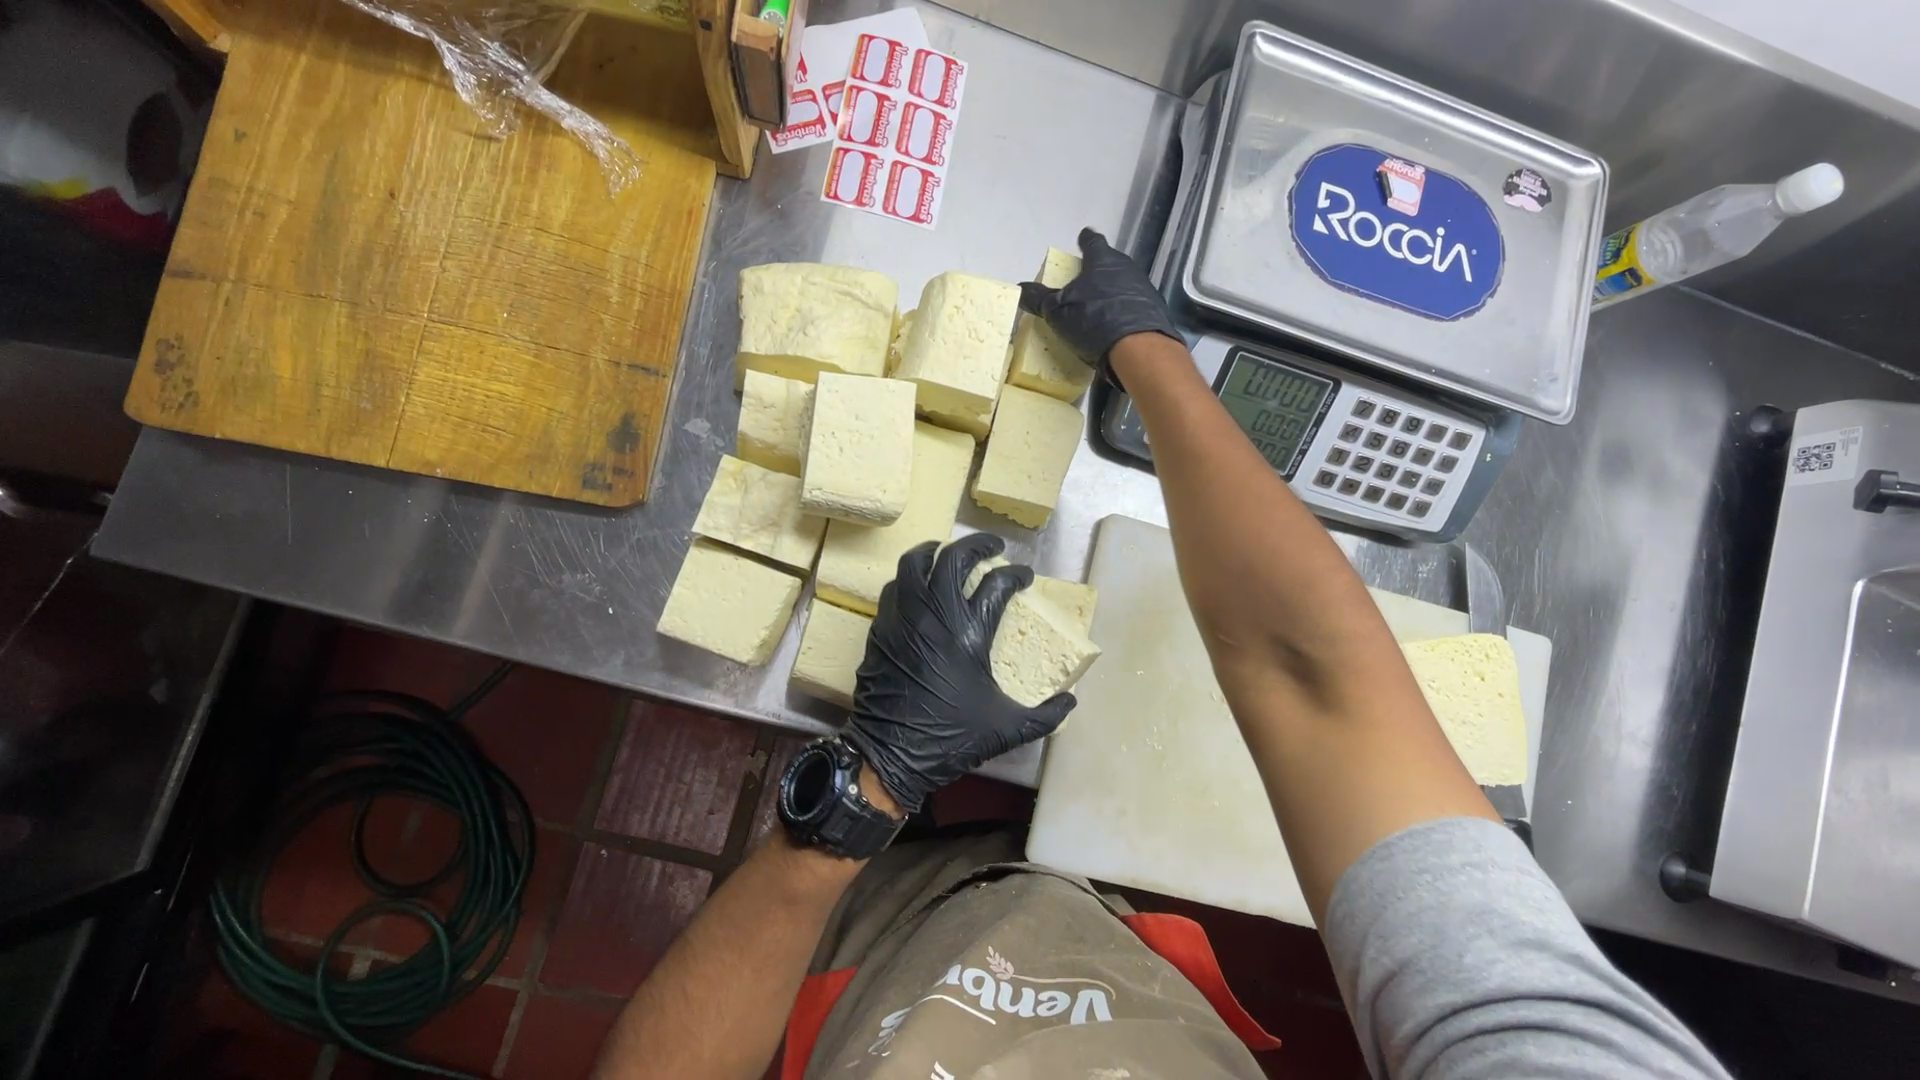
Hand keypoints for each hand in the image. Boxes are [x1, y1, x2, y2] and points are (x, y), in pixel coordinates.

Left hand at [844, 534, 1074, 811]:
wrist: (890, 754)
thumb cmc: (950, 738)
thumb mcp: (1008, 729)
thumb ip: (1045, 715)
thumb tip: (1070, 700)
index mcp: (969, 634)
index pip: (997, 584)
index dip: (1015, 574)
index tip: (1024, 576)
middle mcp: (935, 616)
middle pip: (954, 558)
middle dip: (976, 545)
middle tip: (992, 547)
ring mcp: (903, 619)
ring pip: (915, 564)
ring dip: (934, 551)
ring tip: (946, 551)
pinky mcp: (880, 630)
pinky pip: (894, 589)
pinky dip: (909, 578)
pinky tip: (919, 586)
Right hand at [1018, 227, 1180, 376]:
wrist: (1137, 348)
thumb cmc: (1093, 320)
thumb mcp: (1058, 311)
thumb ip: (1040, 298)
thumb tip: (1022, 288)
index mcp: (1102, 260)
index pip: (1092, 242)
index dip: (1086, 240)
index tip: (1083, 237)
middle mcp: (1126, 268)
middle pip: (1110, 262)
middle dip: (1099, 268)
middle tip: (1086, 279)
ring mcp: (1143, 288)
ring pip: (1124, 283)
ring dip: (1113, 291)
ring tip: (1100, 305)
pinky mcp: (1154, 310)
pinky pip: (1134, 305)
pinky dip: (1125, 310)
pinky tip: (1117, 324)